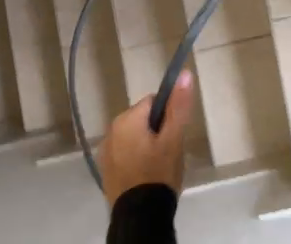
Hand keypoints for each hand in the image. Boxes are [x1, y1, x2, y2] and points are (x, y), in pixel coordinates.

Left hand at [100, 69, 196, 205]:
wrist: (139, 217)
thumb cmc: (158, 173)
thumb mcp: (173, 138)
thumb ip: (178, 105)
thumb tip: (185, 73)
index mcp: (126, 119)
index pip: (154, 102)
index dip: (168, 115)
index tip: (174, 133)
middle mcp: (111, 131)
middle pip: (144, 119)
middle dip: (158, 130)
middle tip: (169, 150)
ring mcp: (106, 152)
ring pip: (135, 137)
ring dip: (147, 144)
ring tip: (159, 165)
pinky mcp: (106, 170)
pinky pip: (126, 153)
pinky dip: (137, 158)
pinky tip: (146, 175)